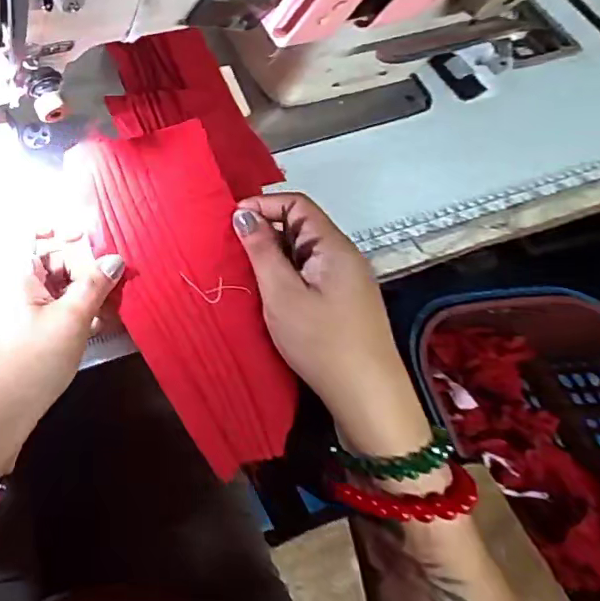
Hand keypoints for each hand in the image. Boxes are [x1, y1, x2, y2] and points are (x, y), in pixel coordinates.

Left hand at [0, 235, 123, 476]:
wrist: (1, 417)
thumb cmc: (34, 362)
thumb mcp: (71, 319)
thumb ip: (94, 284)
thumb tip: (115, 258)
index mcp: (18, 274)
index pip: (38, 235)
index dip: (65, 230)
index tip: (95, 235)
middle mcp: (18, 286)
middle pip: (54, 260)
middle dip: (85, 264)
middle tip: (117, 274)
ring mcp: (25, 310)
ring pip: (60, 287)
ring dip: (87, 290)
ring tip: (115, 300)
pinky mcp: (32, 332)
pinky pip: (58, 308)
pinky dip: (79, 310)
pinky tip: (102, 320)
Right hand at [232, 193, 432, 458]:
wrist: (367, 396)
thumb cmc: (322, 343)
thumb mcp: (283, 294)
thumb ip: (261, 251)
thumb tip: (243, 214)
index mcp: (334, 246)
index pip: (298, 204)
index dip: (263, 204)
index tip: (231, 220)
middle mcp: (344, 256)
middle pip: (302, 225)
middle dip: (266, 229)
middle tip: (232, 247)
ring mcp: (346, 280)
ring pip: (304, 251)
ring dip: (274, 254)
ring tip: (244, 269)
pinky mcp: (344, 301)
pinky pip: (310, 272)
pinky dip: (287, 273)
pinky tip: (269, 291)